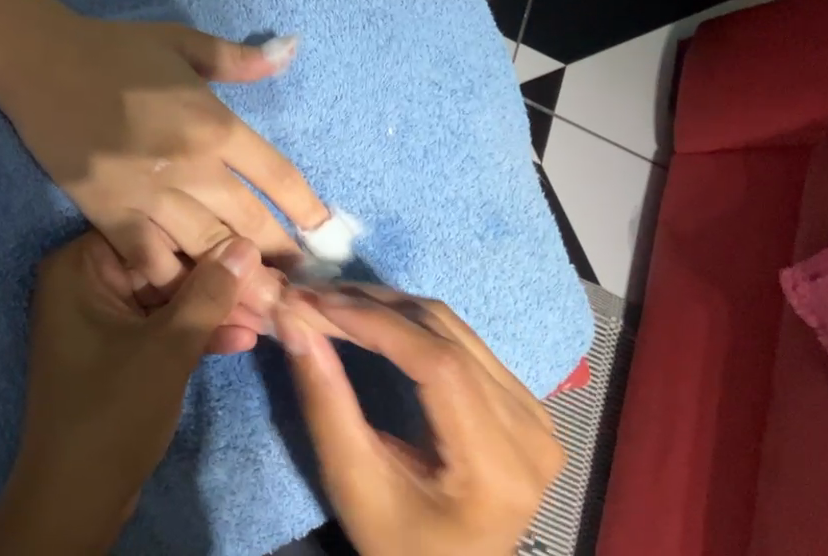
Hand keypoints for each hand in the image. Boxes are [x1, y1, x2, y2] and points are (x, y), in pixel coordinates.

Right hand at [0, 16, 327, 294]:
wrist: (42, 65)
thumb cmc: (115, 50)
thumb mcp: (180, 41)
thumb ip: (236, 58)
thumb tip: (290, 53)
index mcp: (214, 123)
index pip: (278, 175)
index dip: (307, 210)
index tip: (324, 237)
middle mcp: (190, 167)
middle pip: (249, 224)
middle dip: (281, 260)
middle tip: (303, 291)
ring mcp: (149, 196)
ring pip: (207, 253)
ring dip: (241, 285)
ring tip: (268, 311)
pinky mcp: (109, 215)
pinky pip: (149, 262)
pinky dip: (174, 285)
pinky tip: (194, 305)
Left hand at [0, 232, 268, 554]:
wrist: (76, 496)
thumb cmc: (114, 409)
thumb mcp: (168, 346)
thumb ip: (209, 292)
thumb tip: (247, 245)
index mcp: (78, 265)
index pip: (147, 228)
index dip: (202, 235)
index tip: (253, 242)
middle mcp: (81, 280)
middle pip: (158, 263)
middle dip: (213, 279)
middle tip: (269, 282)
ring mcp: (96, 316)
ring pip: (163, 298)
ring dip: (210, 309)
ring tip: (265, 313)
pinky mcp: (112, 348)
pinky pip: (156, 326)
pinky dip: (191, 333)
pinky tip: (241, 339)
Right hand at [274, 286, 564, 555]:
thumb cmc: (398, 541)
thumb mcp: (352, 481)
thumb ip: (324, 398)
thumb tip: (291, 319)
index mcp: (498, 466)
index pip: (438, 364)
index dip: (374, 322)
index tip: (314, 301)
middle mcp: (531, 431)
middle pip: (446, 336)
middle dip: (372, 306)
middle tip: (311, 296)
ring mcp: (536, 414)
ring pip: (452, 327)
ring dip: (387, 306)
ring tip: (332, 301)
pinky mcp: (524, 403)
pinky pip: (461, 340)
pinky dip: (409, 322)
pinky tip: (370, 318)